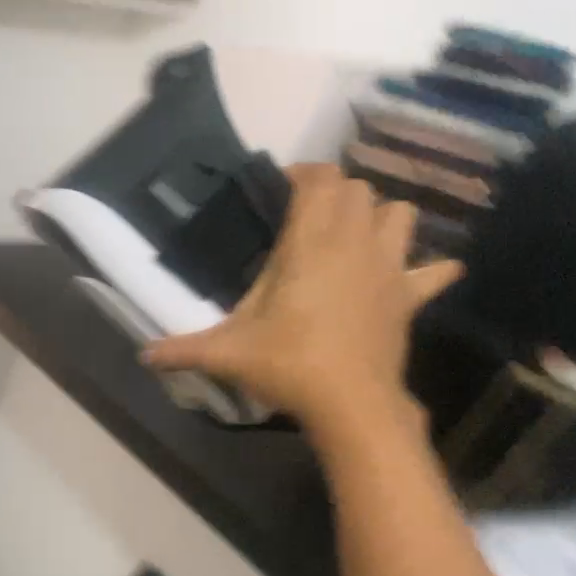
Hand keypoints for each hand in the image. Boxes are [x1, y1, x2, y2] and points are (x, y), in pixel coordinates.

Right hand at [142, 165, 463, 437]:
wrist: (350, 401)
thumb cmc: (286, 364)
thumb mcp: (223, 355)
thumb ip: (180, 350)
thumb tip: (143, 355)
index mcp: (310, 245)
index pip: (318, 182)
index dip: (301, 174)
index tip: (280, 185)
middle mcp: (355, 243)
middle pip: (358, 190)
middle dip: (333, 193)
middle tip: (305, 215)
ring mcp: (390, 267)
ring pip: (399, 213)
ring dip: (378, 216)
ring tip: (352, 236)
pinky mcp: (409, 295)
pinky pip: (433, 270)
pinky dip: (426, 267)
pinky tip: (407, 277)